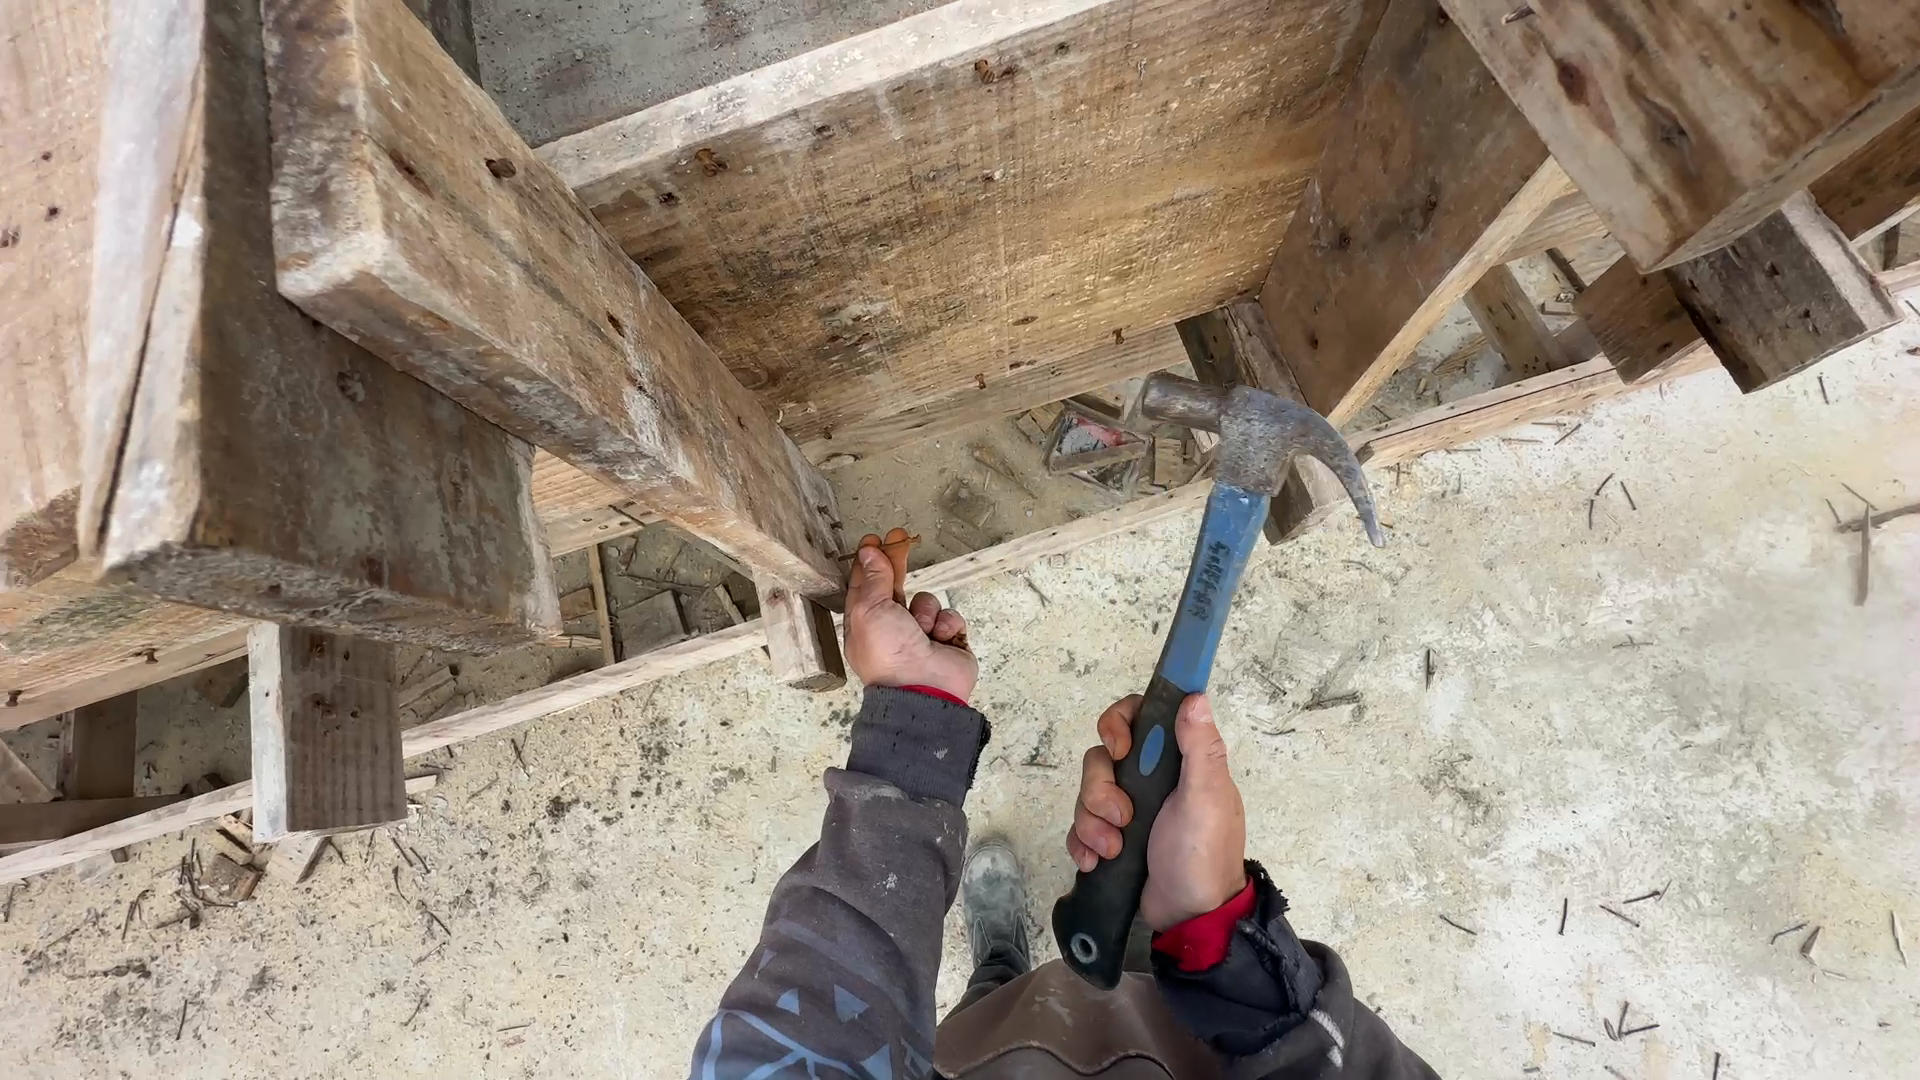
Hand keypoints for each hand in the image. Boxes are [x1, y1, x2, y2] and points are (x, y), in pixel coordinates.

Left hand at [842, 544, 977, 701]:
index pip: (865, 586)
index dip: (870, 562)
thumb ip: (873, 579)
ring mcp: (921, 635)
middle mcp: (892, 628)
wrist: (926, 689)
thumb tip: (868, 553)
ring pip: (927, 601)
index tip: (873, 540)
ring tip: (923, 631)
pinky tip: (941, 640)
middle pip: (896, 586)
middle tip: (901, 535)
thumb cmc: (890, 652)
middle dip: (898, 562)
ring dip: (926, 611)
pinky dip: (945, 625)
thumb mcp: (871, 610)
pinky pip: (948, 616)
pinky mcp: (947, 640)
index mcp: (866, 624)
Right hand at [1066, 693, 1246, 930]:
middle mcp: (1147, 778)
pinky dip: (1082, 843)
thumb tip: (1195, 696)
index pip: (1137, 717)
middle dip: (1100, 788)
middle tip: (1121, 817)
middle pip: (1100, 758)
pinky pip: (1079, 827)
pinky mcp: (1108, 837)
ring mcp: (1126, 808)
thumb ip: (1200, 749)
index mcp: (1174, 761)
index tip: (1119, 750)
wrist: (1190, 920)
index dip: (1118, 723)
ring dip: (1092, 822)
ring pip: (1086, 794)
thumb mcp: (1207, 799)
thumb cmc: (1204, 855)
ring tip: (1112, 850)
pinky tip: (1096, 862)